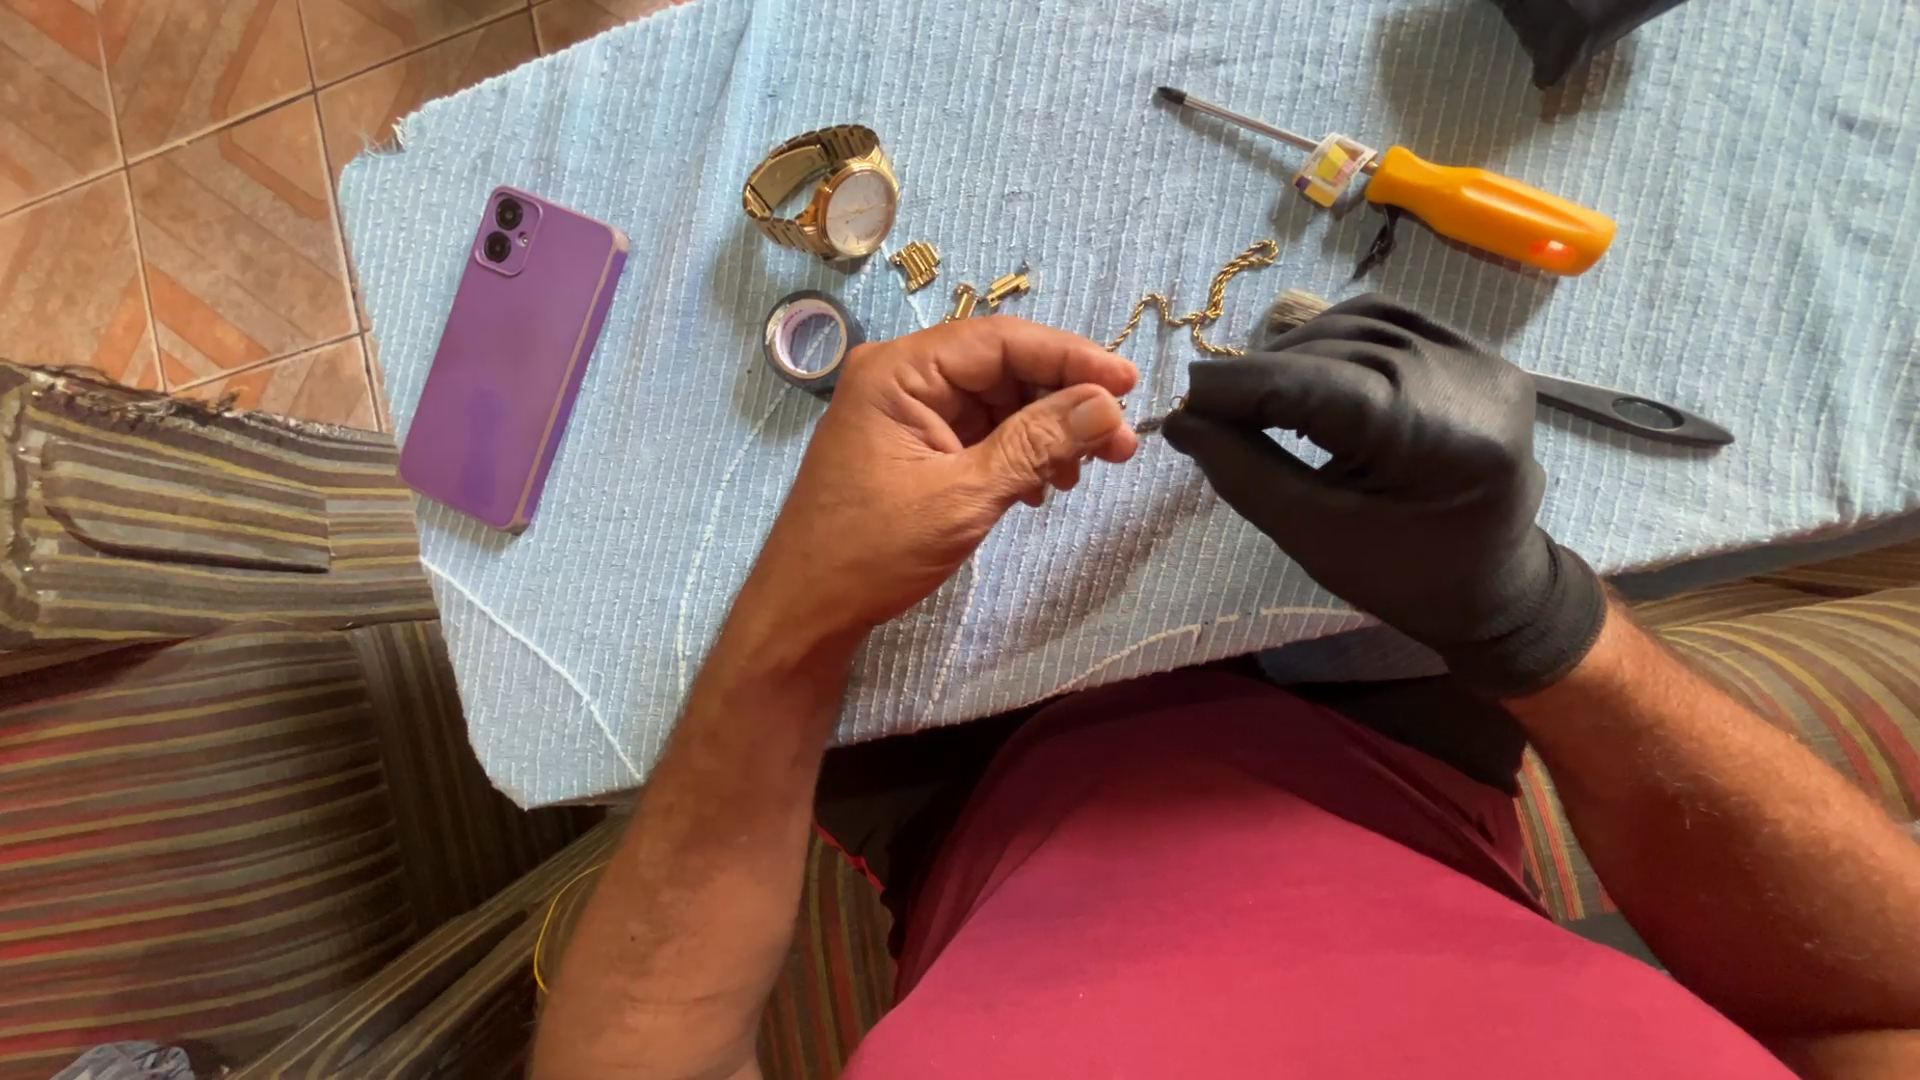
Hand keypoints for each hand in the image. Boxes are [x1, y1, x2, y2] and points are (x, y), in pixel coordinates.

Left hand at [735, 317, 1138, 651]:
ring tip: (1079, 474)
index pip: (999, 340)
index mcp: (899, 371)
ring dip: (1045, 433)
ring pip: (997, 403)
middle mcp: (903, 378)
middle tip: (1118, 442)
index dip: (1070, 357)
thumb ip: (1036, 444)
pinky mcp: (917, 447)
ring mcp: (909, 413)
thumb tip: (1108, 406)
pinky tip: (1040, 486)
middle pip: (1002, 369)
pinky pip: (980, 434)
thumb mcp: (963, 496)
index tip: (1128, 383)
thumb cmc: (873, 552)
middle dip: (1064, 403)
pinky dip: (1017, 455)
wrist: (809, 609)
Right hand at [1161, 294, 1603, 696]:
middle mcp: (1471, 385)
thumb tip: (1184, 422)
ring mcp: (1480, 360)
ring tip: (1251, 394)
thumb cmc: (1396, 576)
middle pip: (1337, 350)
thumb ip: (1243, 473)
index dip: (1243, 386)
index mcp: (1440, 445)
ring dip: (1288, 354)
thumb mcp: (1309, 536)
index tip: (1185, 401)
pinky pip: (1386, 321)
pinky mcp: (1475, 353)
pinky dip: (1328, 340)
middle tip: (1209, 408)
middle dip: (1259, 374)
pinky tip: (1299, 369)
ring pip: (1357, 325)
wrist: (1489, 582)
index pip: (1323, 388)